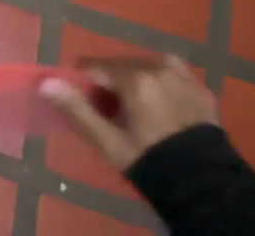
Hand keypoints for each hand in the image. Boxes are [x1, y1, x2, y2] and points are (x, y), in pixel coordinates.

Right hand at [41, 55, 217, 169]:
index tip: (89, 106)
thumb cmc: (151, 162)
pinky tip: (165, 107)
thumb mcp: (108, 141)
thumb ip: (77, 108)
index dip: (86, 84)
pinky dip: (164, 83)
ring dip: (138, 80)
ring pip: (147, 67)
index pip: (94, 67)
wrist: (209, 189)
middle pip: (121, 66)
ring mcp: (183, 76)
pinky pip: (174, 75)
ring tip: (140, 110)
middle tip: (115, 114)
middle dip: (113, 84)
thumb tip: (45, 82)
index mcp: (133, 77)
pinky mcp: (202, 89)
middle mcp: (158, 67)